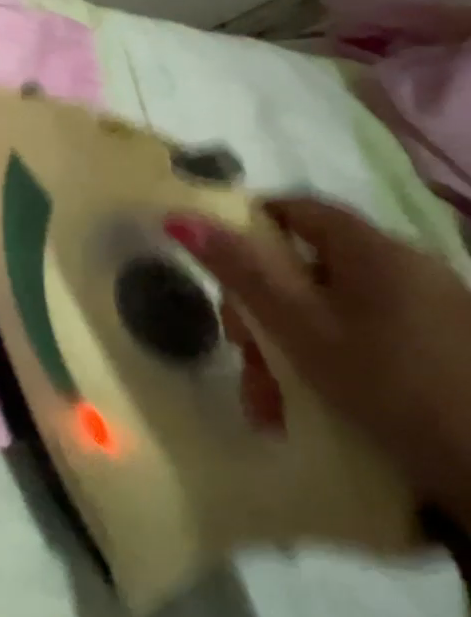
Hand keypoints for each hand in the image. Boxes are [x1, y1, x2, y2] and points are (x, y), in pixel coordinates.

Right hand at [168, 199, 470, 520]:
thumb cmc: (388, 384)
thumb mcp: (298, 327)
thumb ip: (239, 270)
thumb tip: (178, 216)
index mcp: (376, 251)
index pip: (295, 209)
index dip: (245, 227)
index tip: (213, 265)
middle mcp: (407, 269)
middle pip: (305, 268)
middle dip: (259, 311)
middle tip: (239, 350)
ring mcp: (429, 310)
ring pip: (326, 311)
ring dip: (283, 349)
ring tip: (267, 401)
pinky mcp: (439, 349)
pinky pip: (361, 339)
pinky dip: (324, 364)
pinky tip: (301, 406)